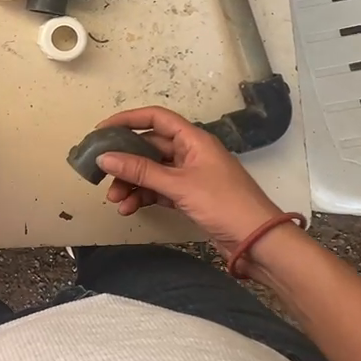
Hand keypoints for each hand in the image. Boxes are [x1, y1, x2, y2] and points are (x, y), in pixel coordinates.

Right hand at [93, 105, 283, 254]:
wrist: (259, 242)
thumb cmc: (224, 204)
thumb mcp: (178, 185)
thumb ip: (140, 170)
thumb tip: (104, 157)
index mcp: (193, 140)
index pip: (155, 118)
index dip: (127, 120)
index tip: (101, 131)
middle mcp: (191, 152)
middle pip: (149, 147)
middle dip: (125, 161)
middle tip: (102, 172)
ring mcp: (191, 175)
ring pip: (152, 171)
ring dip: (132, 183)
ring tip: (116, 200)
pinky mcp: (190, 196)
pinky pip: (159, 189)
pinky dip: (143, 196)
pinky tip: (130, 207)